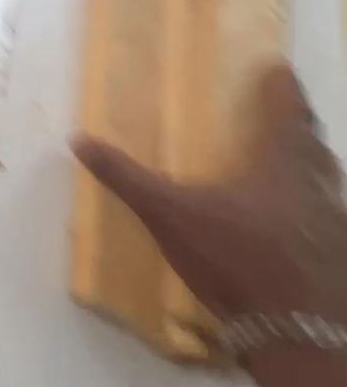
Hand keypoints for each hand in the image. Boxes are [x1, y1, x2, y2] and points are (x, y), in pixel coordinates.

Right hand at [73, 63, 346, 380]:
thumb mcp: (166, 213)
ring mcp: (334, 227)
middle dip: (299, 128)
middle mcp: (317, 192)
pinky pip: (325, 213)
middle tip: (281, 110)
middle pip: (314, 150)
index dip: (282, 91)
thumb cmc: (236, 258)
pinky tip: (289, 214)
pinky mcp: (335, 256)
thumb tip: (79, 139)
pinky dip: (309, 201)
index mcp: (280, 170)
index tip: (279, 66)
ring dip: (307, 165)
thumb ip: (124, 175)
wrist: (301, 333)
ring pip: (326, 184)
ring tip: (284, 158)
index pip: (286, 119)